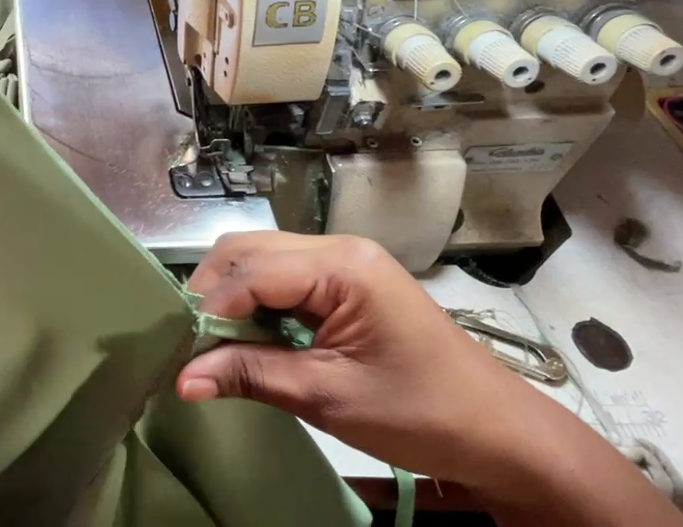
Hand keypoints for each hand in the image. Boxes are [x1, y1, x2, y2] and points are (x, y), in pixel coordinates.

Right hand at [175, 232, 549, 492]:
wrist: (502, 436)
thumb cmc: (423, 415)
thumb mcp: (329, 397)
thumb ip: (251, 375)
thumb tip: (181, 379)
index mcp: (342, 266)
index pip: (251, 270)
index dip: (210, 306)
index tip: (180, 347)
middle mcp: (339, 247)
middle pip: (248, 249)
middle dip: (212, 291)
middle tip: (191, 340)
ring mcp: (344, 260)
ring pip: (260, 257)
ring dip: (231, 294)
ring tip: (214, 340)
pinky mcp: (346, 280)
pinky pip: (282, 275)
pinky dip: (255, 301)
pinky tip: (248, 334)